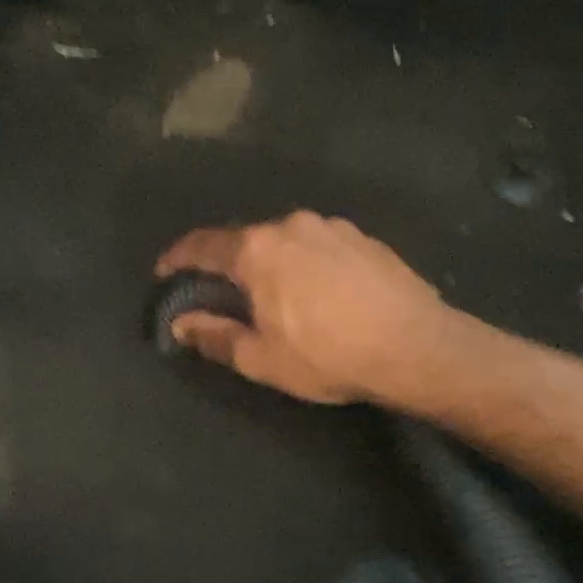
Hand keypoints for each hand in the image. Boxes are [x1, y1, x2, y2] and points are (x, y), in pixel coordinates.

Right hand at [155, 212, 457, 404]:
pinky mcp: (364, 238)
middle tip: (223, 298)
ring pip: (284, 242)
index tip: (163, 274)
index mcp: (257, 250)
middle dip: (228, 266)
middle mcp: (290, 225)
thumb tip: (181, 322)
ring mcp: (332, 227)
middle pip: (244, 241)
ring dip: (270, 265)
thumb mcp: (261, 358)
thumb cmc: (328, 355)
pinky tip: (319, 296)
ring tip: (276, 299)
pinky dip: (305, 265)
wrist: (419, 347)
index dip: (176, 259)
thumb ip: (214, 335)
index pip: (202, 245)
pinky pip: (318, 247)